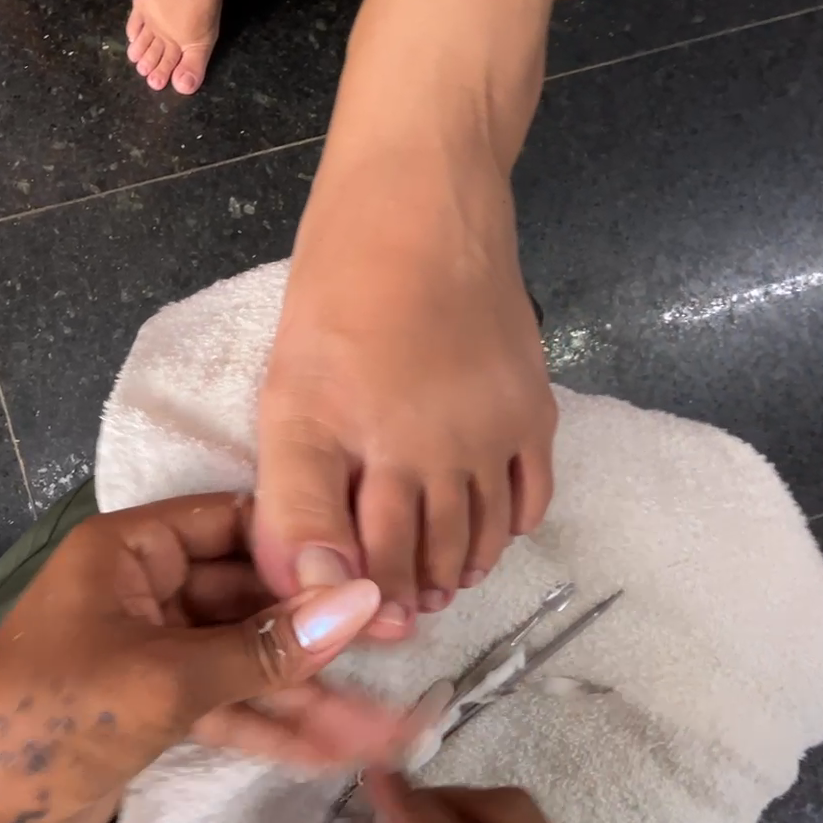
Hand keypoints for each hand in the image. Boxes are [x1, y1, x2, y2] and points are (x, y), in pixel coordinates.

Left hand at [0, 493, 391, 822]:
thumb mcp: (166, 676)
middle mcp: (144, 587)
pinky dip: (271, 724)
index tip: (369, 570)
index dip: (299, 547)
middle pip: (245, 595)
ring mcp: (153, 648)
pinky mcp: (157, 702)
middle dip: (314, 631)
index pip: (230, 523)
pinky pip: (226, 700)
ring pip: (242, 656)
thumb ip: (266, 646)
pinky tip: (336, 748)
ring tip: (386, 721)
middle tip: (399, 645)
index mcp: (129, 549)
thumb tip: (359, 603)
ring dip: (305, 691)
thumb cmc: (56, 713)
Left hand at [254, 147, 556, 633]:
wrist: (418, 200)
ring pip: (484, 528)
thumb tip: (323, 594)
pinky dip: (512, 522)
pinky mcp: (534, 401)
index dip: (370, 600)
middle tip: (402, 612)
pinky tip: (495, 532)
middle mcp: (455, 458)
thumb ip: (300, 502)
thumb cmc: (334, 296)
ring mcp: (502, 431)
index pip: (381, 562)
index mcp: (386, 460)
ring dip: (461, 563)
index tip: (364, 623)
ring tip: (442, 584)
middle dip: (415, 588)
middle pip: (438, 549)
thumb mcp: (288, 400)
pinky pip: (533, 489)